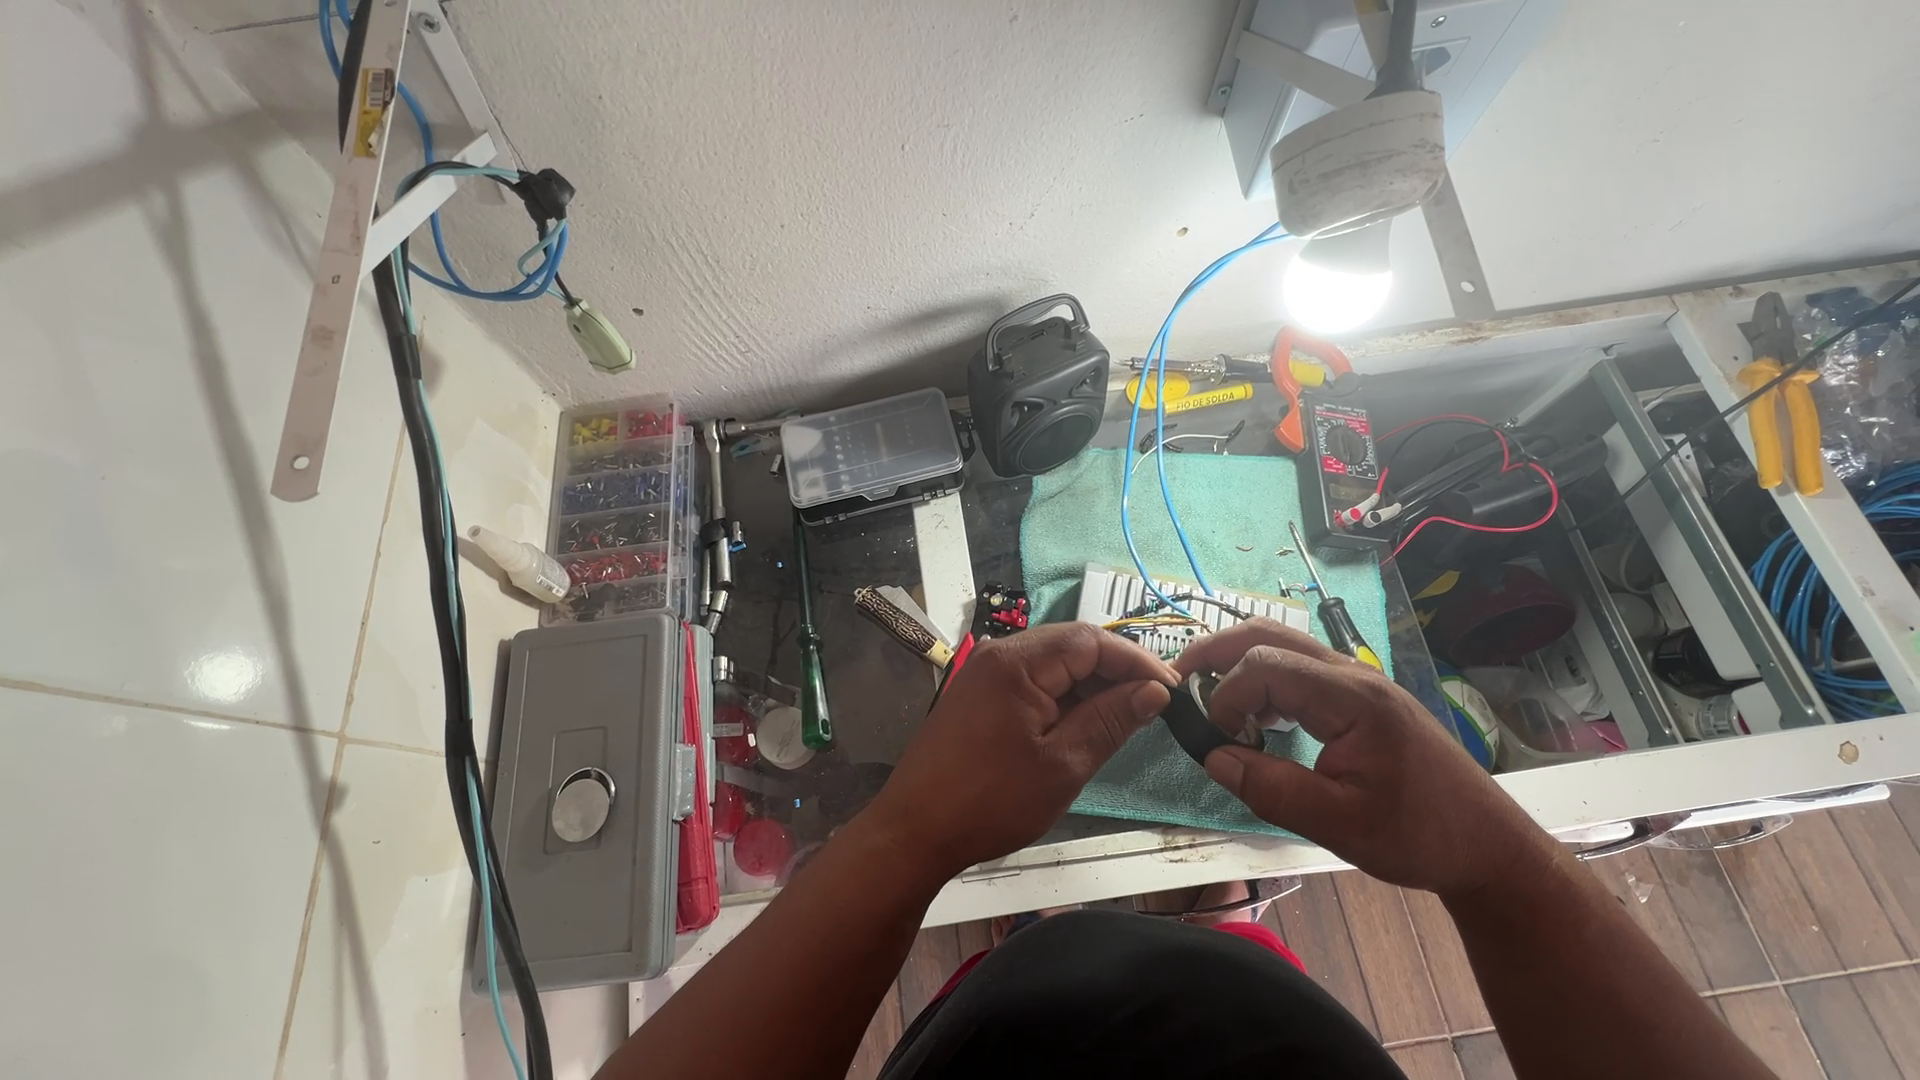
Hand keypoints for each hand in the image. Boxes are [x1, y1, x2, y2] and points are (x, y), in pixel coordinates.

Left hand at [861, 623, 1177, 881]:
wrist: (915, 831)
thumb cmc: (991, 800)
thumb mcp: (1063, 764)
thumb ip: (1110, 720)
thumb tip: (1153, 692)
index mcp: (1017, 662)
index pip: (1091, 640)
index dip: (1135, 660)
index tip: (1171, 689)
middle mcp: (999, 655)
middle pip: (1071, 646)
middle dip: (1116, 671)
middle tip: (1155, 703)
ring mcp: (985, 674)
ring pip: (1053, 665)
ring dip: (1090, 686)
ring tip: (1127, 716)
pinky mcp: (979, 696)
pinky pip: (1032, 682)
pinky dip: (1063, 698)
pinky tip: (1084, 722)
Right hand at [1173, 619, 1554, 898]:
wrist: (1488, 845)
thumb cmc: (1419, 836)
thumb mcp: (1337, 824)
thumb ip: (1269, 788)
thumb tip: (1212, 755)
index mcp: (1352, 698)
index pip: (1265, 664)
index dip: (1226, 694)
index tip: (1217, 737)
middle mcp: (1354, 675)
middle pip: (1268, 634)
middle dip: (1216, 652)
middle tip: (1180, 681)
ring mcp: (1359, 681)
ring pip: (1283, 644)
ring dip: (1238, 663)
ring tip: (1212, 701)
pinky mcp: (1361, 696)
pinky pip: (1300, 667)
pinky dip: (1264, 679)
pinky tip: (1259, 717)